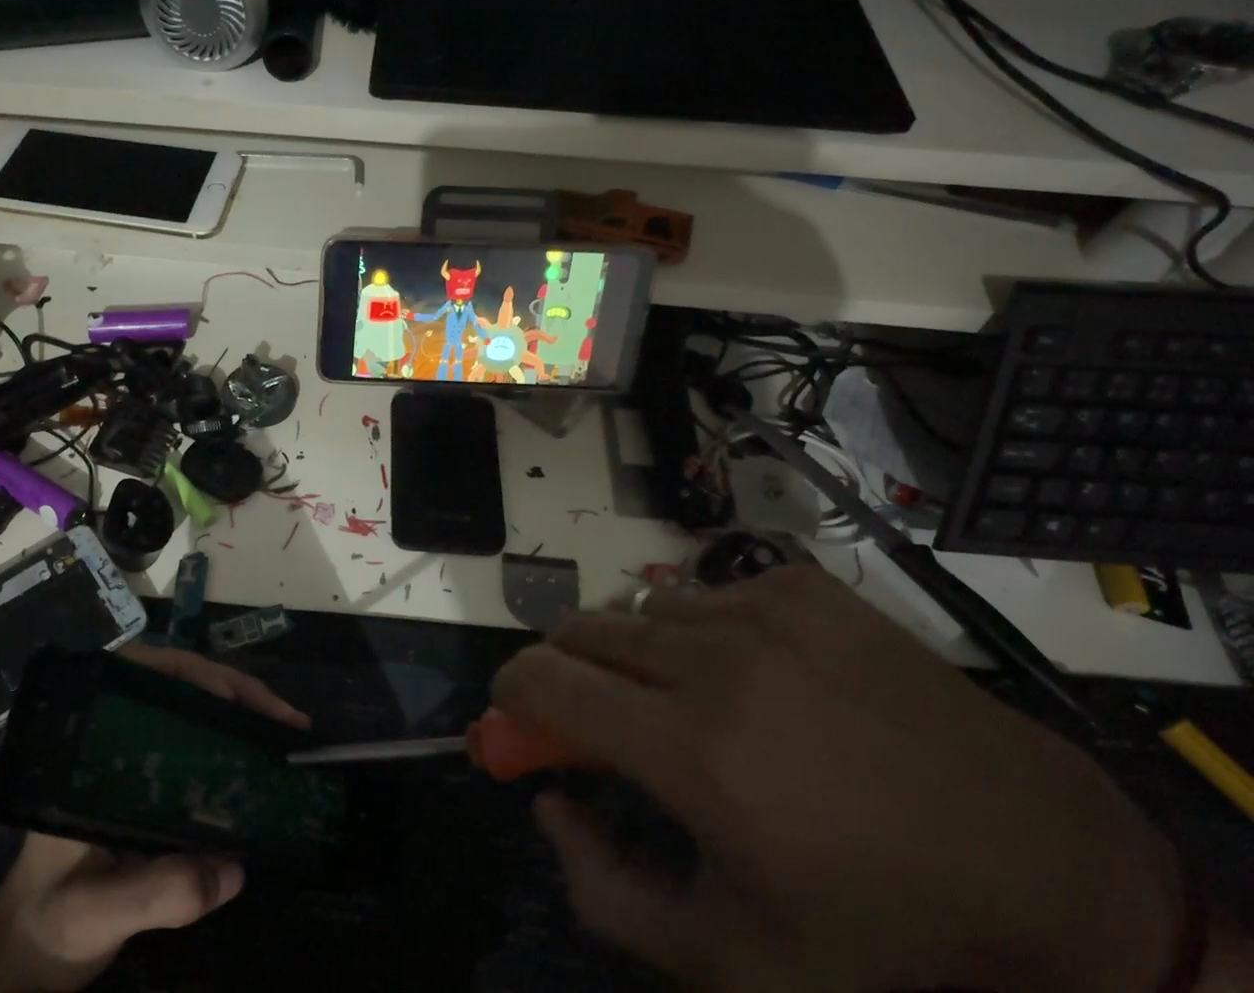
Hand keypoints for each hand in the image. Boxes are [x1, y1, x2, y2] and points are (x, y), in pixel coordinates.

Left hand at [0, 646, 309, 992]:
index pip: (138, 681)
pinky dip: (233, 748)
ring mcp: (129, 765)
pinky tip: (264, 764)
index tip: (242, 699)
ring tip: (287, 733)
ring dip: (239, 715)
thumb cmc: (47, 923)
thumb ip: (156, 892)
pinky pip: (195, 751)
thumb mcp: (96, 912)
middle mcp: (108, 745)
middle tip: (288, 720)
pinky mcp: (147, 790)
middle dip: (235, 694)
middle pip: (175, 690)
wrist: (26, 955)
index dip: (193, 677)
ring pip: (189, 714)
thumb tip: (234, 867)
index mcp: (85, 752)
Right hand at [493, 566, 1182, 992]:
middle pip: (580, 632)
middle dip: (560, 672)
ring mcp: (765, 613)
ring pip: (637, 608)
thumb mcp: (723, 955)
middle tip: (590, 718)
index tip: (514, 717)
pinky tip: (739, 672)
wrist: (1039, 858)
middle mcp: (714, 660)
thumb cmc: (873, 923)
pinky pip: (705, 593)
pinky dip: (691, 628)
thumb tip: (550, 802)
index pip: (543, 681)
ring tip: (670, 697)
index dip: (508, 694)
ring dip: (625, 651)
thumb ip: (601, 887)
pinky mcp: (808, 591)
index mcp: (687, 747)